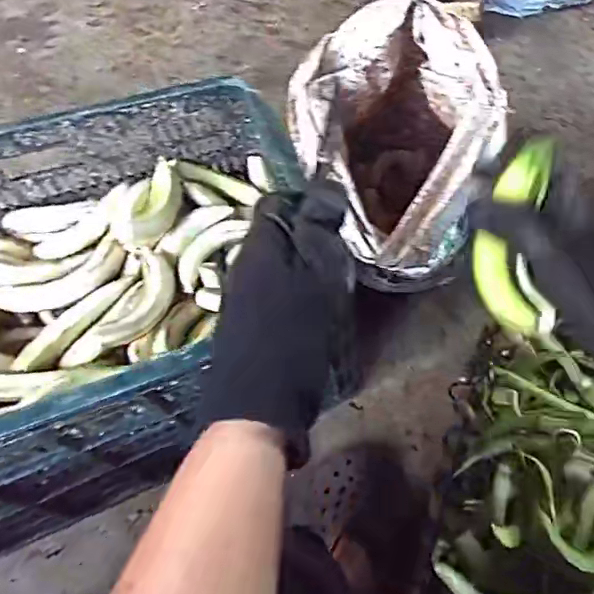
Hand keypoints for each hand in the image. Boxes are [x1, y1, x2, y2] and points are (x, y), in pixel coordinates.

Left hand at [203, 180, 353, 465]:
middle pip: (279, 234)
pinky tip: (322, 302)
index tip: (344, 210)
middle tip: (351, 241)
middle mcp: (244, 266)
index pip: (278, 201)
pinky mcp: (249, 324)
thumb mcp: (317, 276)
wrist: (258, 407)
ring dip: (307, 260)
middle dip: (312, 231)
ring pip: (280, 261)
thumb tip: (324, 185)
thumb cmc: (292, 336)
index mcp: (259, 247)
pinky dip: (300, 286)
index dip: (310, 199)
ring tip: (343, 270)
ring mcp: (243, 297)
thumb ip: (317, 230)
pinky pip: (278, 288)